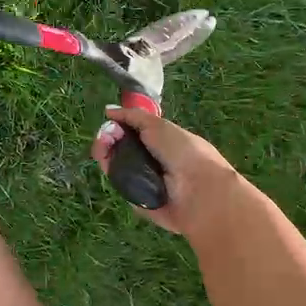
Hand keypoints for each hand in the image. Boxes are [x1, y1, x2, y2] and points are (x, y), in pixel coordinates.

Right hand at [91, 105, 245, 236]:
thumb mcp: (160, 126)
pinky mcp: (135, 195)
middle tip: (108, 136)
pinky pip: (115, 179)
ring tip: (106, 148)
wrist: (201, 193)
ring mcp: (142, 178)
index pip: (130, 132)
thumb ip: (133, 116)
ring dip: (104, 150)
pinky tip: (110, 164)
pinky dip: (110, 170)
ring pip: (112, 160)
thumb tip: (109, 110)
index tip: (112, 122)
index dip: (117, 125)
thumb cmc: (186, 155)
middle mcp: (151, 161)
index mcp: (162, 144)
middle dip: (106, 136)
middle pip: (116, 145)